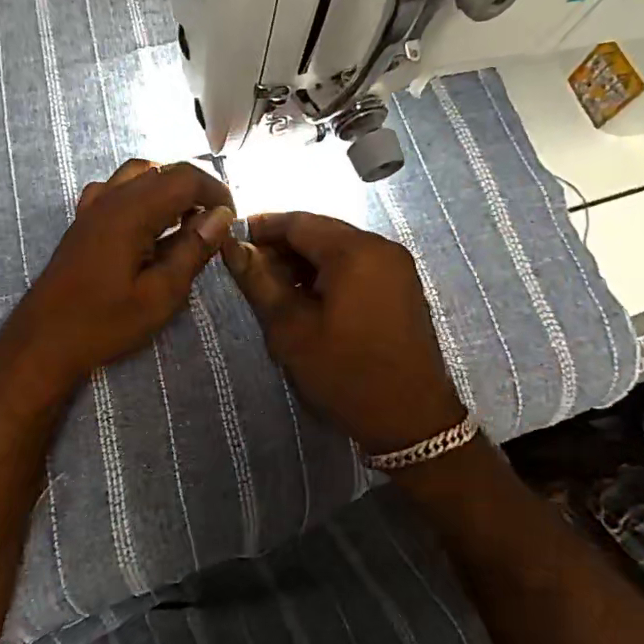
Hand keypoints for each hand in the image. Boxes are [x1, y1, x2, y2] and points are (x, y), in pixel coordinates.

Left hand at [0, 159, 234, 395]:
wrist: (44, 340)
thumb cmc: (104, 323)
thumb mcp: (160, 295)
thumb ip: (192, 250)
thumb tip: (220, 216)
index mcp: (130, 212)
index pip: (183, 178)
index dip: (215, 191)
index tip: (231, 217)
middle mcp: (109, 198)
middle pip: (161, 170)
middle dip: (194, 188)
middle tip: (214, 220)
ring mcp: (91, 207)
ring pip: (137, 174)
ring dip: (167, 186)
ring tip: (185, 218)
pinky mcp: (82, 221)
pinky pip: (115, 188)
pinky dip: (139, 193)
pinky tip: (146, 221)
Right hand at [222, 211, 465, 452]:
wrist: (411, 421)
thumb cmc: (344, 372)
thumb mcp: (290, 329)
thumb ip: (258, 281)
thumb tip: (231, 246)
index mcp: (355, 251)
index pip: (297, 221)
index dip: (261, 228)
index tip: (232, 242)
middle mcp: (380, 246)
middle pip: (319, 230)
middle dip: (281, 245)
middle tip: (249, 269)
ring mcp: (396, 265)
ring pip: (337, 246)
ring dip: (303, 260)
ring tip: (273, 286)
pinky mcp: (402, 284)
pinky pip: (356, 262)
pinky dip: (327, 271)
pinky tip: (306, 296)